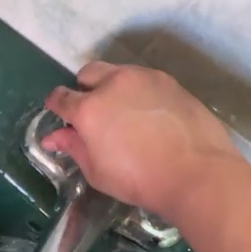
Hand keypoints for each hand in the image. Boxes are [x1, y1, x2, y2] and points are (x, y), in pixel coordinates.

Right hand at [43, 62, 250, 217]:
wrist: (195, 172)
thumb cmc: (138, 179)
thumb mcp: (97, 171)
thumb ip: (74, 147)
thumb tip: (55, 137)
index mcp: (89, 108)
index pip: (60, 97)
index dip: (56, 107)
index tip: (60, 117)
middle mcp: (114, 83)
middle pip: (88, 73)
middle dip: (84, 89)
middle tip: (92, 114)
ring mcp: (145, 78)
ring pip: (118, 72)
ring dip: (112, 87)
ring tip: (123, 114)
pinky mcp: (170, 82)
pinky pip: (144, 80)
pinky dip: (137, 92)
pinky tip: (147, 116)